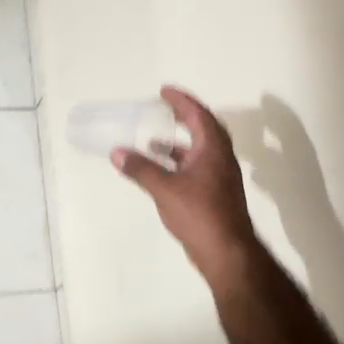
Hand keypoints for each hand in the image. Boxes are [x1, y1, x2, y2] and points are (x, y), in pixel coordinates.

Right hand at [112, 86, 258, 285]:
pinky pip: (195, 169)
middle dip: (182, 118)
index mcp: (213, 150)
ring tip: (153, 141)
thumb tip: (117, 153)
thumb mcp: (165, 189)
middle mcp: (220, 159)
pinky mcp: (214, 195)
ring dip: (178, 144)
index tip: (163, 91)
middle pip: (203, 130)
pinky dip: (178, 164)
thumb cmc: (199, 214)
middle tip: (161, 110)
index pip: (199, 115)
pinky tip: (161, 172)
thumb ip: (141, 169)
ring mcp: (219, 178)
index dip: (181, 101)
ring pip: (199, 152)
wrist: (226, 251)